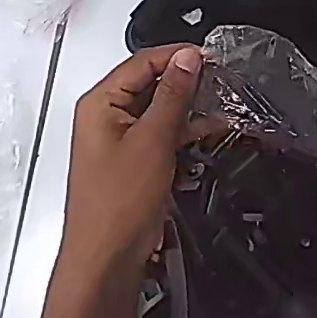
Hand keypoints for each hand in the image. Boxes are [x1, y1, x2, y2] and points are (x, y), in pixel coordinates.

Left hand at [59, 44, 206, 282]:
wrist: (107, 261)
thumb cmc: (116, 207)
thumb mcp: (153, 139)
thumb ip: (173, 94)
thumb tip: (187, 59)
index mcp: (100, 103)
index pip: (142, 61)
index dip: (176, 56)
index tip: (207, 57)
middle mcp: (105, 116)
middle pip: (149, 81)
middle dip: (183, 80)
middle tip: (216, 78)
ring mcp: (118, 137)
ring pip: (156, 106)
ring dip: (185, 105)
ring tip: (216, 102)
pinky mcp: (131, 157)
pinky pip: (159, 130)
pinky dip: (180, 127)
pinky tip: (204, 128)